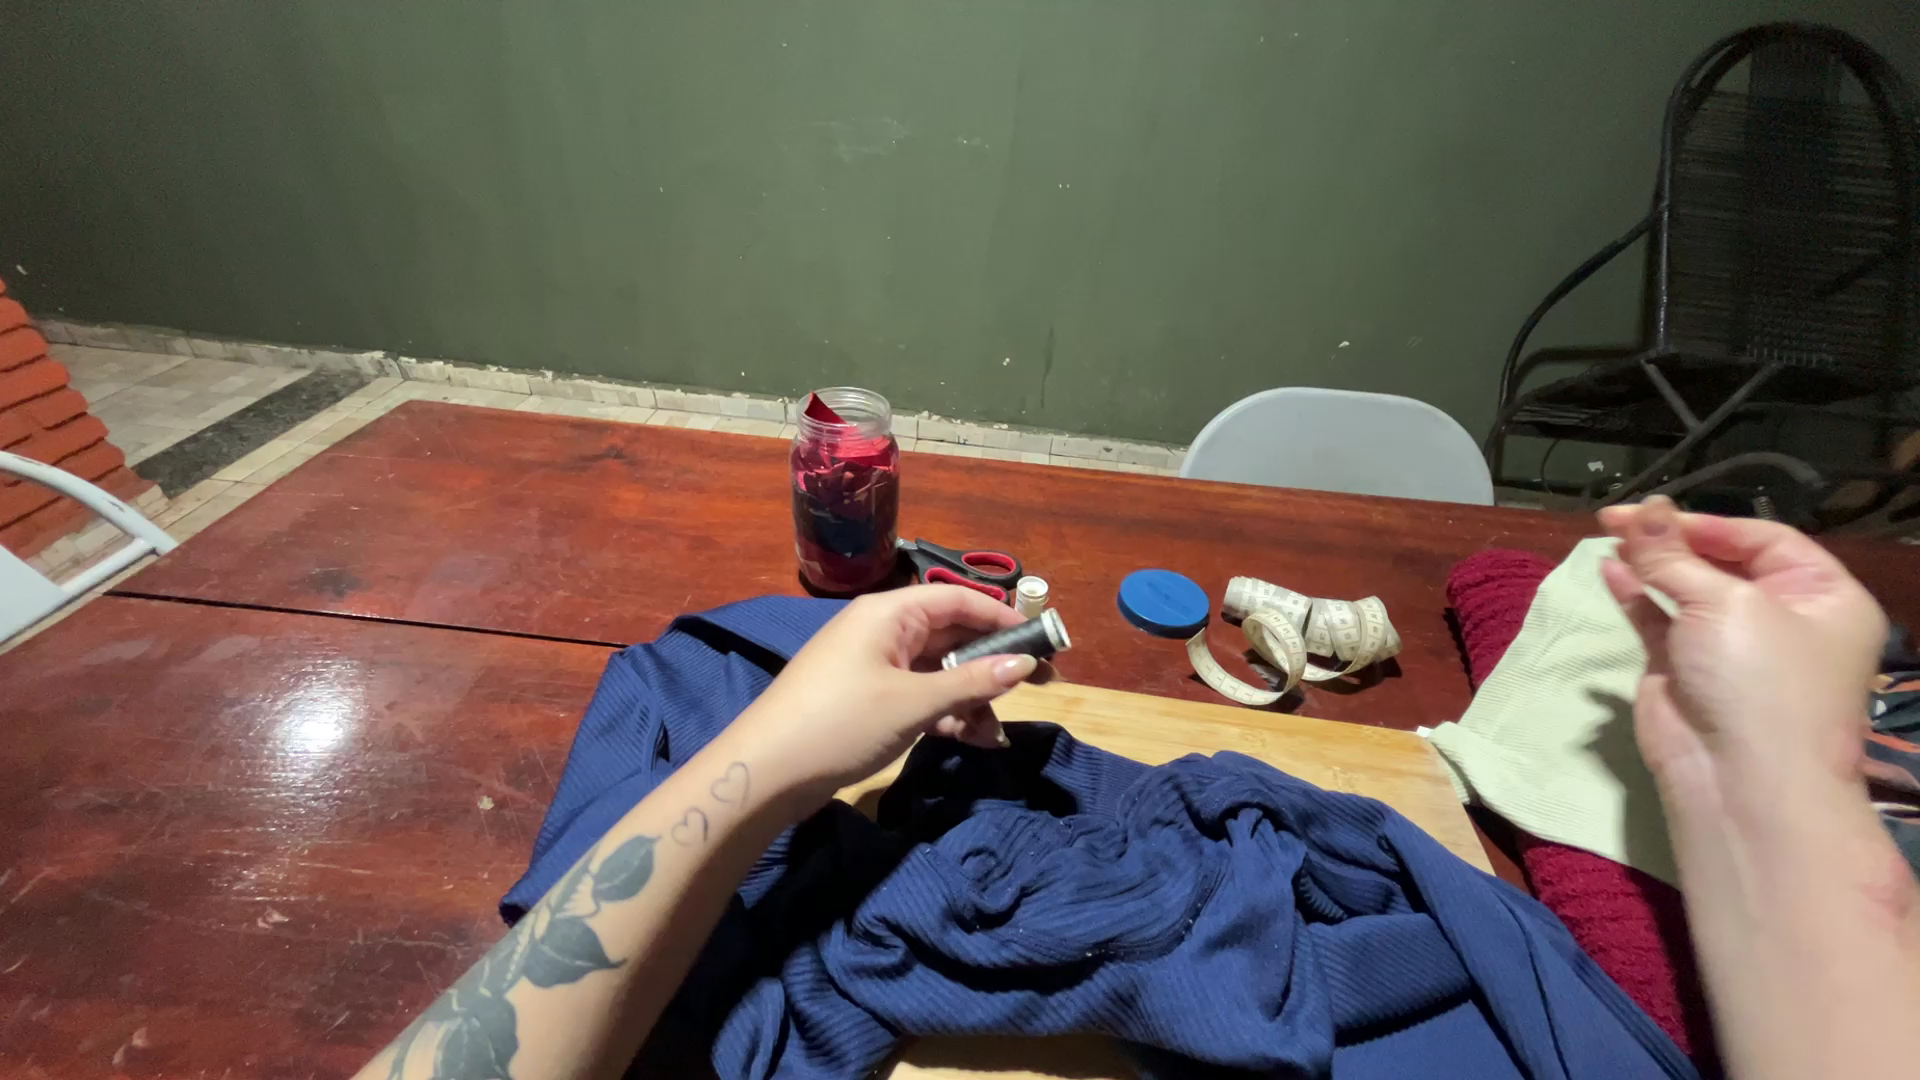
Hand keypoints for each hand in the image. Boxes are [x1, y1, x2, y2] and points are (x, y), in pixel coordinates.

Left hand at [722, 585, 1038, 807]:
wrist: (765, 774)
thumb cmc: (842, 723)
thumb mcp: (914, 704)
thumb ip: (972, 683)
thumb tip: (1024, 664)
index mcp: (890, 613)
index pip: (958, 599)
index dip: (1003, 617)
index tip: (1043, 641)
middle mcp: (884, 630)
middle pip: (951, 635)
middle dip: (992, 663)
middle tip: (1038, 685)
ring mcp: (874, 665)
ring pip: (938, 670)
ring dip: (970, 697)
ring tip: (996, 733)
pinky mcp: (868, 697)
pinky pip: (919, 694)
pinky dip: (945, 712)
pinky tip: (969, 738)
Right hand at [1596, 496, 1885, 794]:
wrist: (1735, 769)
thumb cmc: (1757, 677)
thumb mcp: (1723, 604)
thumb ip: (1674, 556)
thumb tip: (1643, 508)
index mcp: (1820, 596)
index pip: (1762, 539)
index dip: (1705, 522)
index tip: (1647, 513)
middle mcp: (1777, 614)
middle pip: (1719, 559)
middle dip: (1669, 538)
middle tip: (1614, 520)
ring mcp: (1725, 639)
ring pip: (1682, 585)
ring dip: (1647, 560)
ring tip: (1607, 537)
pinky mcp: (1680, 660)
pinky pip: (1655, 616)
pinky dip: (1632, 592)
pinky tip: (1609, 571)